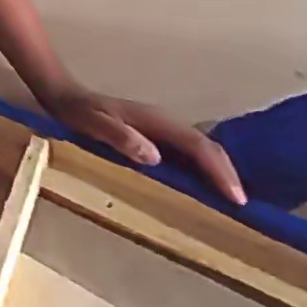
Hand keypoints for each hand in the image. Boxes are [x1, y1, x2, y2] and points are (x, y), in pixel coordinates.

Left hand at [39, 84, 246, 204]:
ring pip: (198, 151)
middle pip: (205, 147)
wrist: (63, 97)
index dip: (219, 170)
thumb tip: (154, 155)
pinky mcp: (152, 137)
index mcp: (154, 121)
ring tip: (230, 206)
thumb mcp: (92, 123)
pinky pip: (184, 155)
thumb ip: (119, 136)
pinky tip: (201, 191)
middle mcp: (162, 123)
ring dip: (217, 174)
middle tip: (243, 210)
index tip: (237, 199)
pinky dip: (200, 172)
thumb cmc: (77, 112)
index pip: (196, 145)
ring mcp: (158, 129)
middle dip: (227, 174)